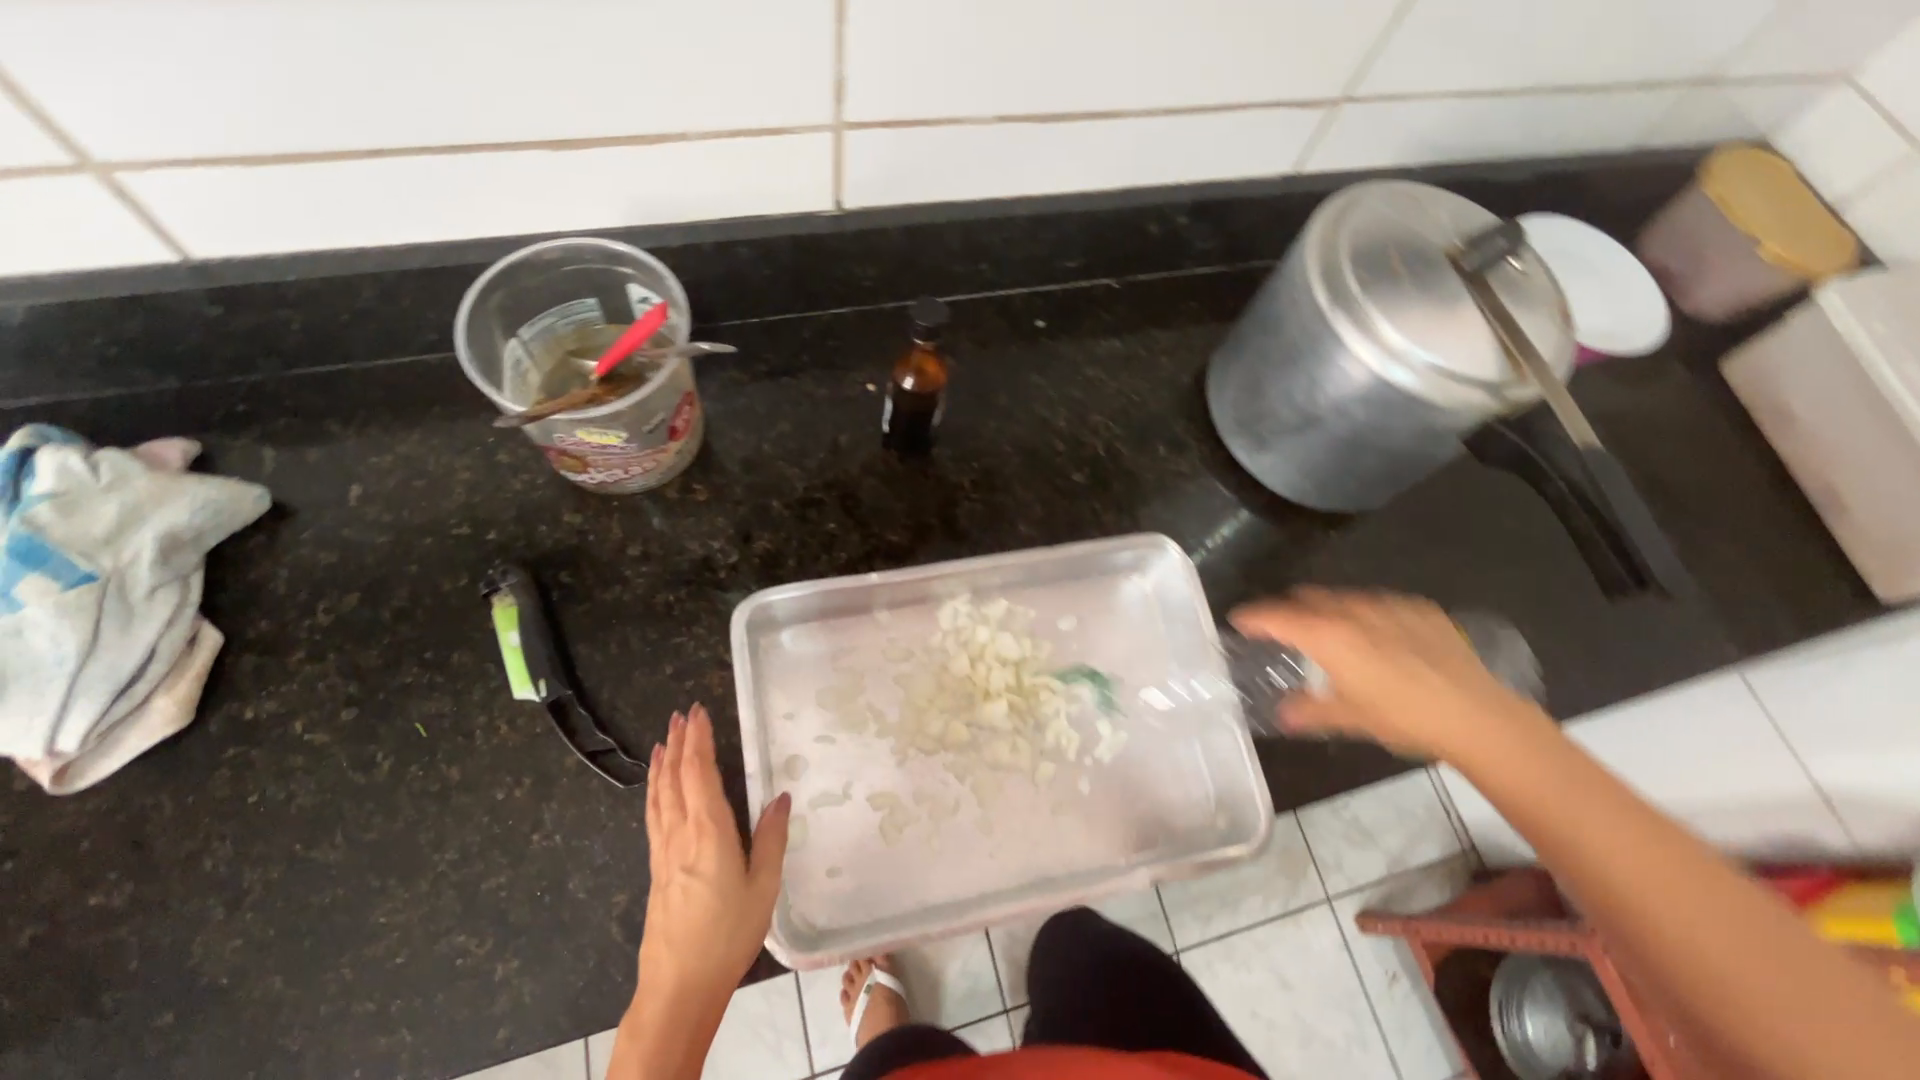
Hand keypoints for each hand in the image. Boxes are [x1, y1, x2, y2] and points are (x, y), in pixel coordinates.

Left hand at [635, 704, 790, 1012]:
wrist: (680, 983)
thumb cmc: (729, 934)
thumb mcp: (764, 887)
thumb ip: (771, 838)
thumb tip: (780, 796)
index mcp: (709, 832)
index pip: (700, 774)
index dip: (698, 741)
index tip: (698, 713)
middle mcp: (680, 834)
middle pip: (675, 779)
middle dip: (679, 744)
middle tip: (681, 715)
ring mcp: (663, 851)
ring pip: (659, 796)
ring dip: (662, 764)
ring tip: (663, 741)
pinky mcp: (656, 868)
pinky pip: (654, 816)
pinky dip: (654, 792)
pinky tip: (656, 790)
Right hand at [1229, 588, 1549, 762]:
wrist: (1476, 714)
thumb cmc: (1403, 718)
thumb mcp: (1349, 719)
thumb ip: (1310, 711)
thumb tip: (1283, 712)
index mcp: (1328, 636)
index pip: (1277, 616)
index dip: (1254, 617)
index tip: (1239, 620)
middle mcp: (1353, 610)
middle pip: (1308, 598)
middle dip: (1289, 609)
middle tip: (1281, 628)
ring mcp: (1389, 605)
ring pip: (1344, 598)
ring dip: (1328, 610)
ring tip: (1330, 632)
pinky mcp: (1420, 609)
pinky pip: (1379, 604)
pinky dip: (1365, 614)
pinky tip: (1378, 637)